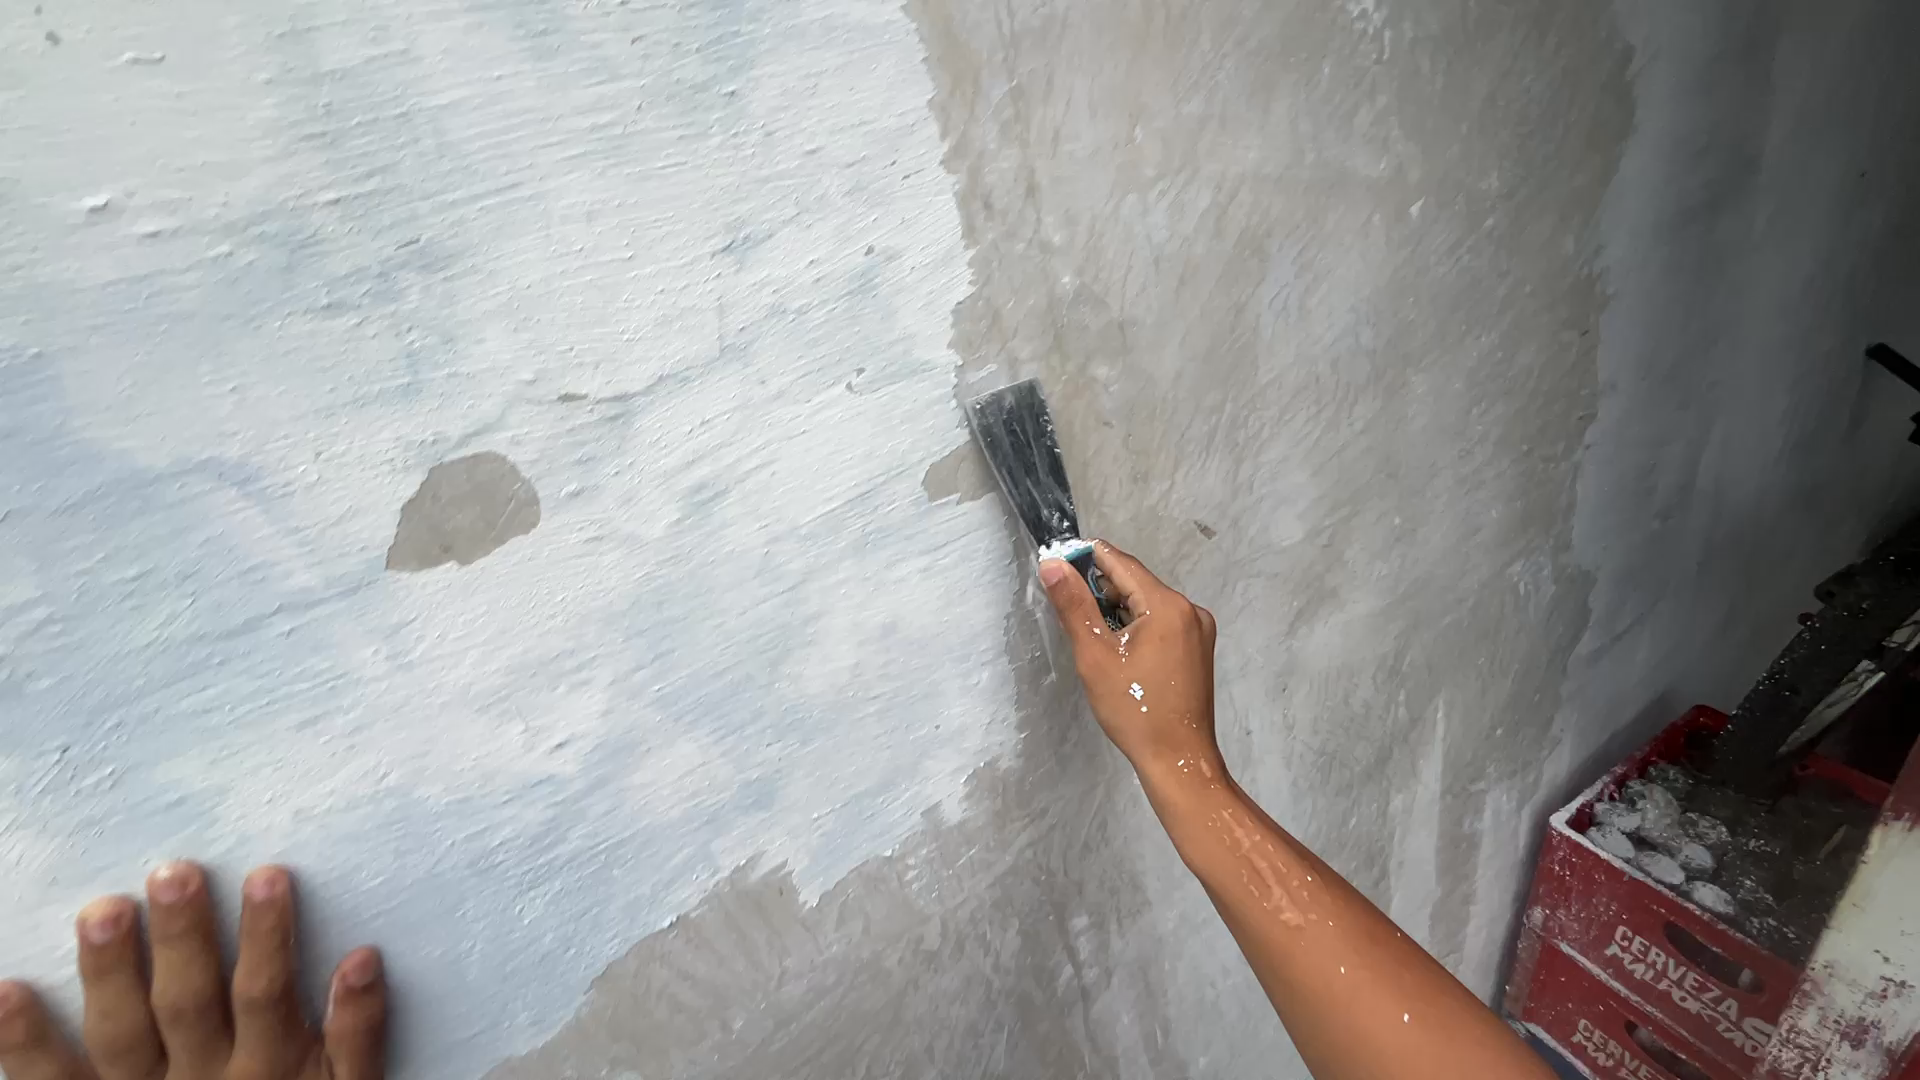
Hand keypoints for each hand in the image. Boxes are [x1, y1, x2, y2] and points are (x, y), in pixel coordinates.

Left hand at [0, 862, 385, 1079]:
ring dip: (108, 972)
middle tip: (173, 873)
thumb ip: (360, 1031)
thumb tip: (361, 958)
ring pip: (117, 1033)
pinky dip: (23, 1041)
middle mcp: (199, 1079)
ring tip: (103, 909)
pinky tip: (8, 990)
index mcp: (268, 1065)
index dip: (266, 932)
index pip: (264, 987)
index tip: (265, 875)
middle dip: (182, 936)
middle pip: (185, 1001)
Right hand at [1038, 541, 1221, 779]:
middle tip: (1071, 612)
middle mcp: (1190, 609)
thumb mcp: (1094, 654)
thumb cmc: (1134, 710)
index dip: (1086, 559)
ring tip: (1093, 637)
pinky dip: (1136, 625)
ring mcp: (1198, 630)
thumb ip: (1073, 604)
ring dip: (1117, 610)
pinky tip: (1119, 649)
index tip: (1057, 564)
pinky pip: (1161, 621)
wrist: (1178, 760)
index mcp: (1168, 606)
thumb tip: (1053, 564)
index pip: (1121, 563)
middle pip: (1135, 582)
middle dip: (1100, 590)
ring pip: (1147, 603)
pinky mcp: (1197, 648)